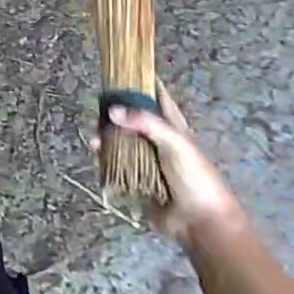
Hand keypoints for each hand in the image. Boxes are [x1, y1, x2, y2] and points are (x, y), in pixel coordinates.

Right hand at [105, 85, 248, 250]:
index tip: (119, 71)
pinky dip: (105, 157)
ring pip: (120, 139)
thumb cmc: (194, 176)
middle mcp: (157, 137)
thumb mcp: (173, 142)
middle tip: (97, 112)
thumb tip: (112, 110)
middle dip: (113, 112)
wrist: (200, 221)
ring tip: (94, 139)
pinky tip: (97, 154)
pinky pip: (116, 162)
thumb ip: (144, 122)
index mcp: (172, 124)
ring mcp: (146, 158)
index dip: (140, 81)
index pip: (155, 94)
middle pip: (131, 116)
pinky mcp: (136, 178)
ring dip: (105, 137)